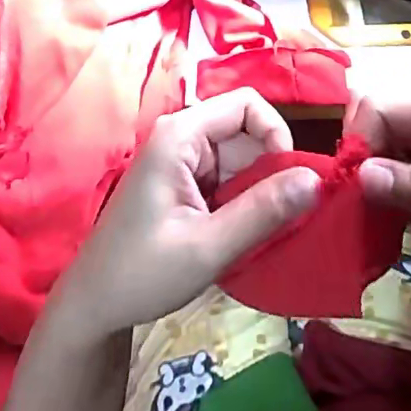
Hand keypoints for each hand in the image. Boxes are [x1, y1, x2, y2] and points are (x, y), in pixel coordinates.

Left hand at [47, 88, 320, 341]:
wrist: (94, 307)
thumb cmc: (142, 273)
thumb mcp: (208, 246)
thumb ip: (263, 211)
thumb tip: (316, 180)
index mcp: (180, 135)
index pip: (247, 104)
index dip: (276, 134)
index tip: (288, 180)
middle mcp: (183, 137)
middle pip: (248, 132)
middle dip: (271, 170)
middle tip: (280, 218)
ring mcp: (184, 160)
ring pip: (243, 158)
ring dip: (260, 190)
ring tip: (261, 231)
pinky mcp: (187, 183)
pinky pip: (231, 178)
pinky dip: (246, 202)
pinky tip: (244, 234)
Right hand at [347, 88, 410, 278]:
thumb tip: (359, 174)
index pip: (384, 106)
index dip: (359, 142)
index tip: (352, 191)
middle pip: (382, 116)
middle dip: (364, 156)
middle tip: (361, 205)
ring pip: (391, 137)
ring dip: (378, 172)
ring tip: (377, 215)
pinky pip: (410, 155)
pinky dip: (398, 181)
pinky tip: (403, 212)